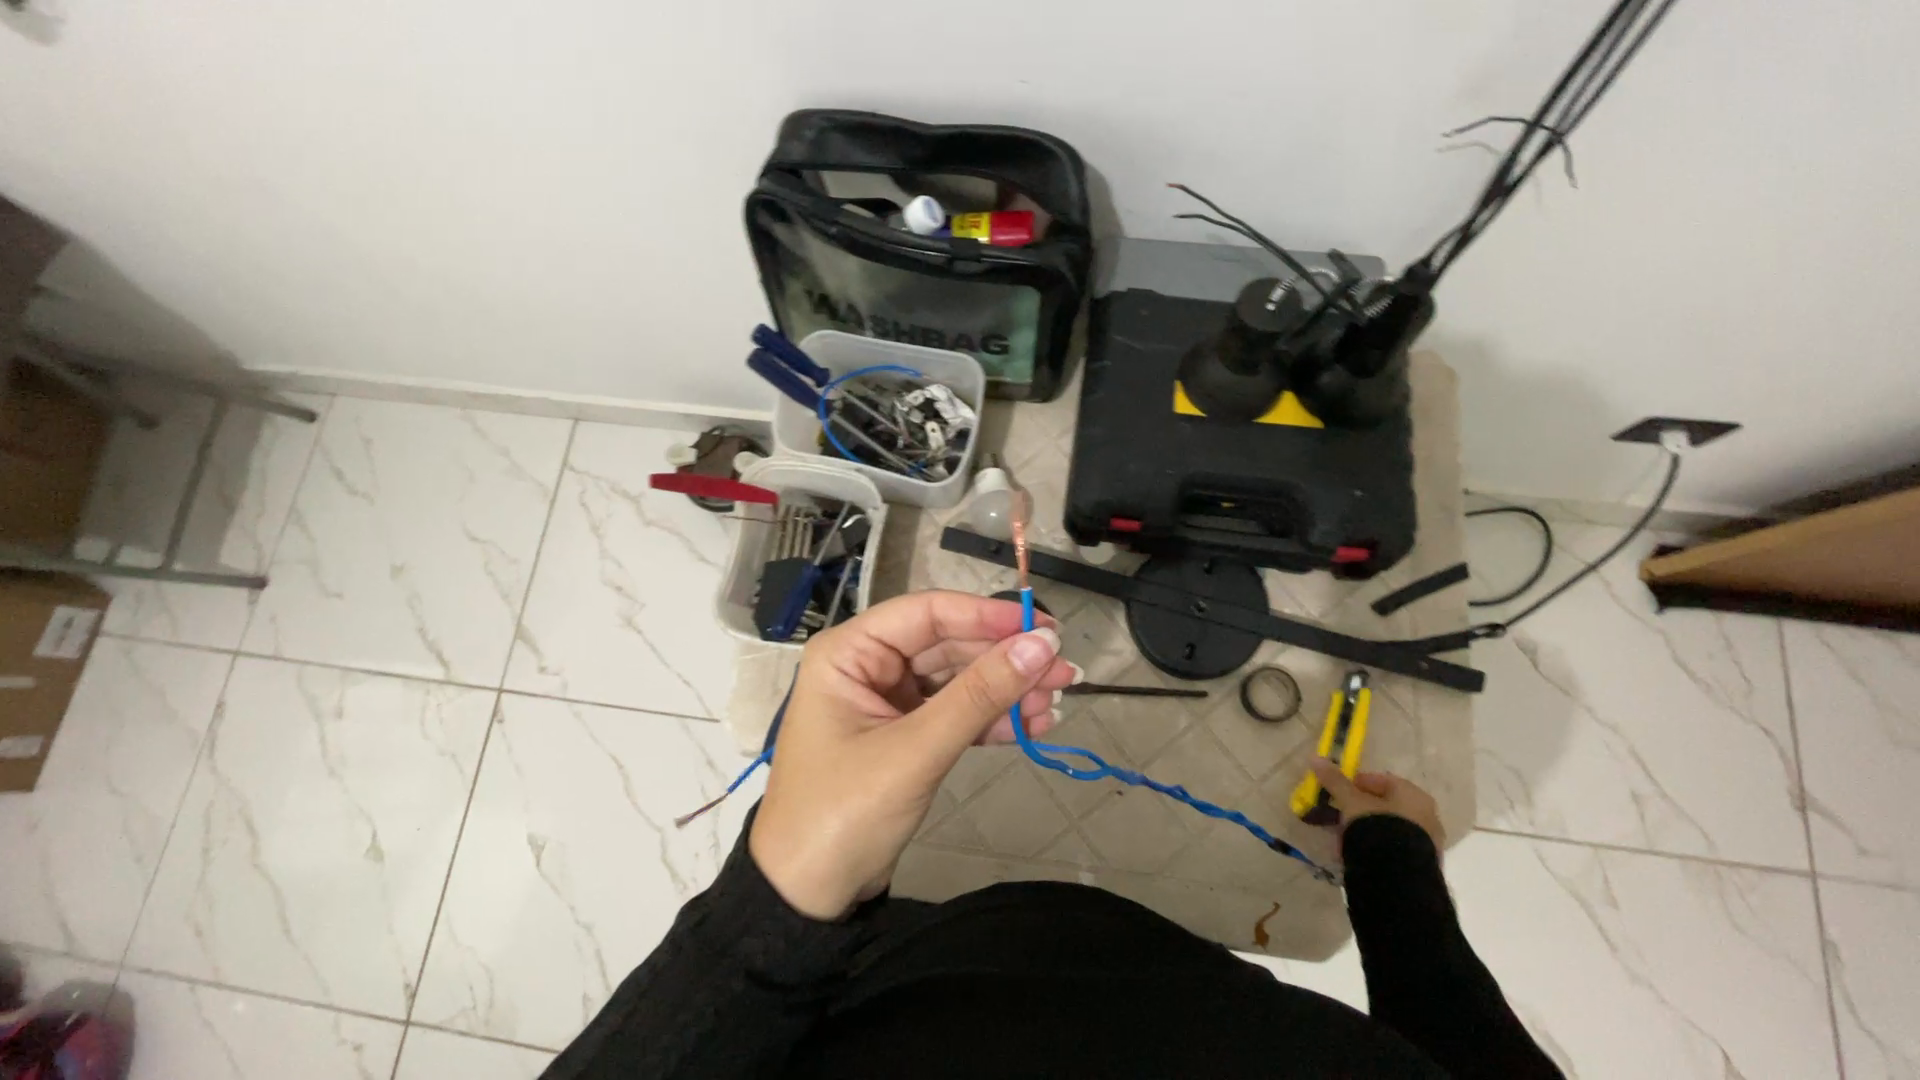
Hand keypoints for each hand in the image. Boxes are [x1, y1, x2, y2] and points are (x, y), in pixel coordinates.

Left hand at [748, 591, 1079, 920]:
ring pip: (958, 680)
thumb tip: (1041, 644)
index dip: (988, 616)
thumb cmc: (844, 812)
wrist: (809, 894)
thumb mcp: (915, 751)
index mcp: (850, 652)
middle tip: (1064, 670)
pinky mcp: (904, 735)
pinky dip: (992, 719)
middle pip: (949, 644)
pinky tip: (1034, 725)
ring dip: (1006, 690)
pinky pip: (955, 713)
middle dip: (1005, 658)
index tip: (1044, 627)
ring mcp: (887, 701)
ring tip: (1057, 701)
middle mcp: (867, 666)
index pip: (928, 613)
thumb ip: (979, 695)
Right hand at [1307, 759, 1445, 853]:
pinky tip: (1359, 853)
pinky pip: (1395, 847)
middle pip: (1387, 805)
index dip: (1358, 783)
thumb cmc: (1378, 827)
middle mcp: (1427, 815)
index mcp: (1414, 795)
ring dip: (1368, 828)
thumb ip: (1336, 781)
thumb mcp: (1351, 802)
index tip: (1339, 791)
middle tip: (1341, 814)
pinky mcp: (1422, 863)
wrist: (1398, 875)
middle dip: (1362, 808)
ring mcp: (1428, 841)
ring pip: (1390, 827)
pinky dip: (1377, 846)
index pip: (1383, 780)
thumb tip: (1316, 758)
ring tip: (1345, 837)